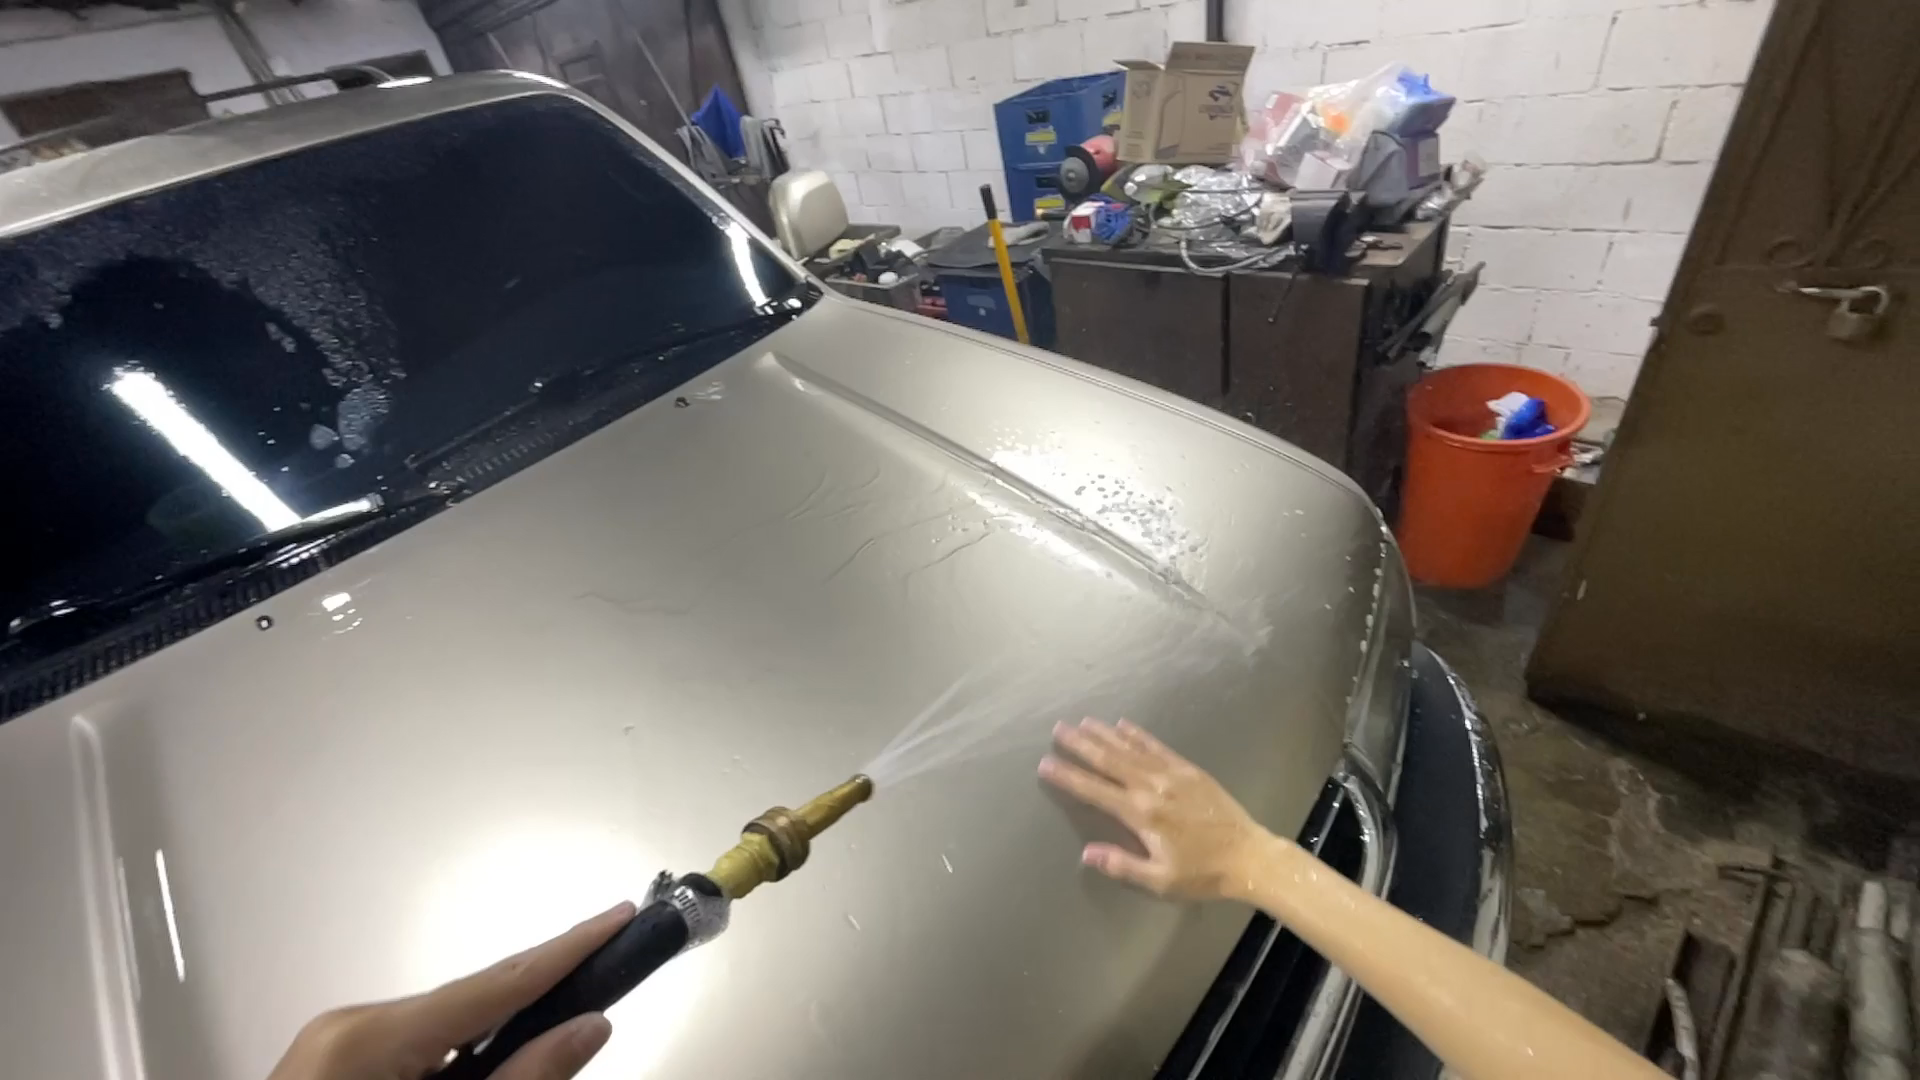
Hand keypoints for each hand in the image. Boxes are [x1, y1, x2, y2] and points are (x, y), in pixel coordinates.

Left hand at [268, 901, 636, 1079]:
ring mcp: (332, 1046)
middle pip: (476, 998)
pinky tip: (487, 1073)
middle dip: (540, 993)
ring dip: (500, 1036)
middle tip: (602, 979)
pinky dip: (461, 1060)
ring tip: (544, 1042)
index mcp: (371, 1039)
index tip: (623, 912)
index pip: (500, 980)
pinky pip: (420, 1047)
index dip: (571, 946)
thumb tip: (593, 1024)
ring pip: (449, 1024)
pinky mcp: (330, 1068)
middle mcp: (351, 1026)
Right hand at [1039, 718, 1278, 901]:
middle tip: (1057, 729)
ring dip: (1103, 734)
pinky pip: (1156, 746)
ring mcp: (1170, 773)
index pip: (1094, 790)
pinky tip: (1122, 724)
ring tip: (1081, 721)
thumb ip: (1122, 864)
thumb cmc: (1203, 873)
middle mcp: (1151, 786)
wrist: (1250, 856)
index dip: (1068, 776)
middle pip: (1108, 760)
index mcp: (1141, 814)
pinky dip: (1137, 734)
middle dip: (1080, 744)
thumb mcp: (1160, 881)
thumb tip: (1086, 854)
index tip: (1045, 763)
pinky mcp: (1187, 769)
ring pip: (1129, 748)